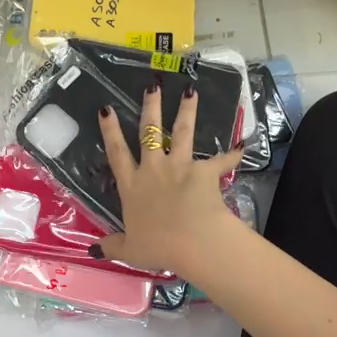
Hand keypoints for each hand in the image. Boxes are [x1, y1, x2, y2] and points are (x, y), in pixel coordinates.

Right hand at [93, 83, 245, 274]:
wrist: (191, 240)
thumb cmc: (158, 245)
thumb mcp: (130, 250)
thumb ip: (113, 246)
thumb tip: (95, 249)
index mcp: (133, 186)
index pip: (117, 153)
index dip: (110, 131)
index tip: (106, 109)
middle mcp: (154, 169)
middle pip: (149, 133)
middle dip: (150, 107)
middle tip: (153, 86)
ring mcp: (180, 166)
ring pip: (181, 133)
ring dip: (187, 111)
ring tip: (191, 92)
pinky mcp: (204, 171)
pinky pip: (221, 161)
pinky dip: (232, 155)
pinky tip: (242, 146)